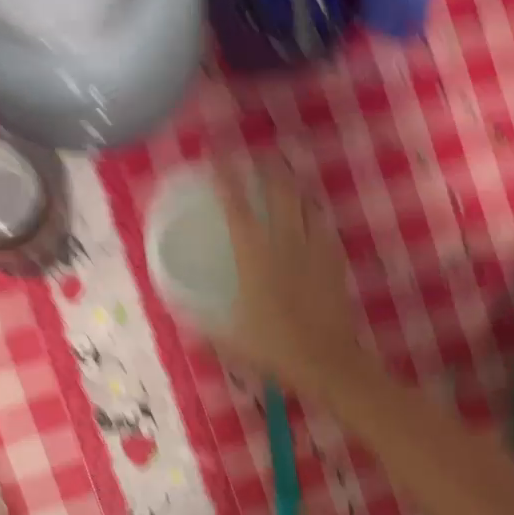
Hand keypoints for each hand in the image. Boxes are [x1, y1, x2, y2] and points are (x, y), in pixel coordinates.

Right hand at [210, 158, 369, 391]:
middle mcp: (285, 241)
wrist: (327, 361)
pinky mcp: (336, 260)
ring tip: (284, 175)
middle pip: (278, 188)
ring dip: (293, 183)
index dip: (225, 174)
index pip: (236, 203)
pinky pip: (324, 224)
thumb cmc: (275, 349)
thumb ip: (201, 321)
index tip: (215, 154)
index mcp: (254, 255)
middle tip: (256, 153)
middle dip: (266, 165)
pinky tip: (310, 213)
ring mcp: (315, 248)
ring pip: (305, 201)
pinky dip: (314, 211)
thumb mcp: (229, 338)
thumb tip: (177, 311)